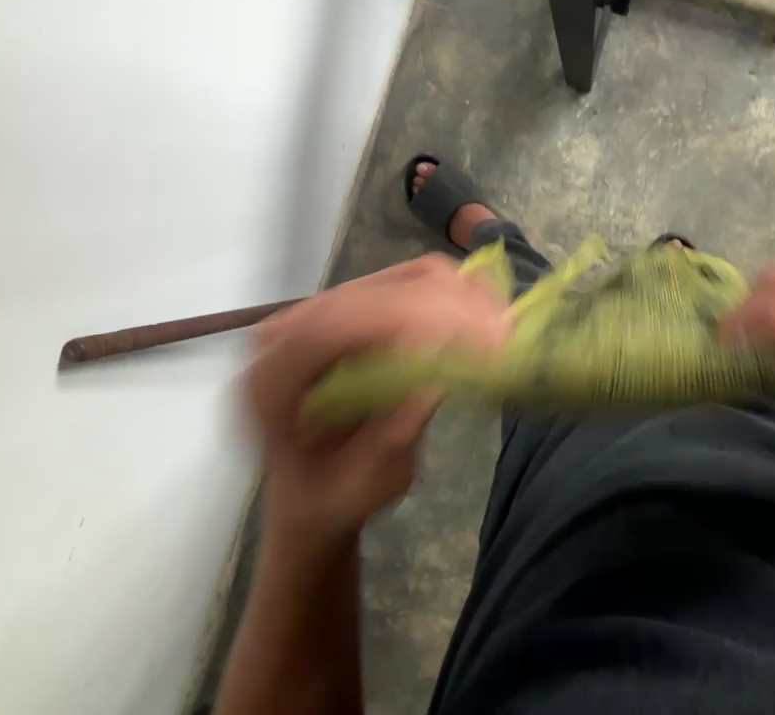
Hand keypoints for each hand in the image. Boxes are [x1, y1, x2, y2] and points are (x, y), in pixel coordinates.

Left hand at [244, 255, 509, 547]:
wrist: (317, 489)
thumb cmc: (333, 497)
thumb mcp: (362, 486)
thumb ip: (390, 437)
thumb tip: (438, 379)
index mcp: (272, 379)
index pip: (328, 328)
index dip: (395, 322)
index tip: (459, 340)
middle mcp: (291, 329)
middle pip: (374, 293)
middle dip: (443, 308)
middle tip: (501, 339)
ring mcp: (328, 308)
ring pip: (404, 276)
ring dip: (461, 297)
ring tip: (502, 331)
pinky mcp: (363, 301)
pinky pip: (417, 279)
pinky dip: (459, 292)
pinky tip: (488, 316)